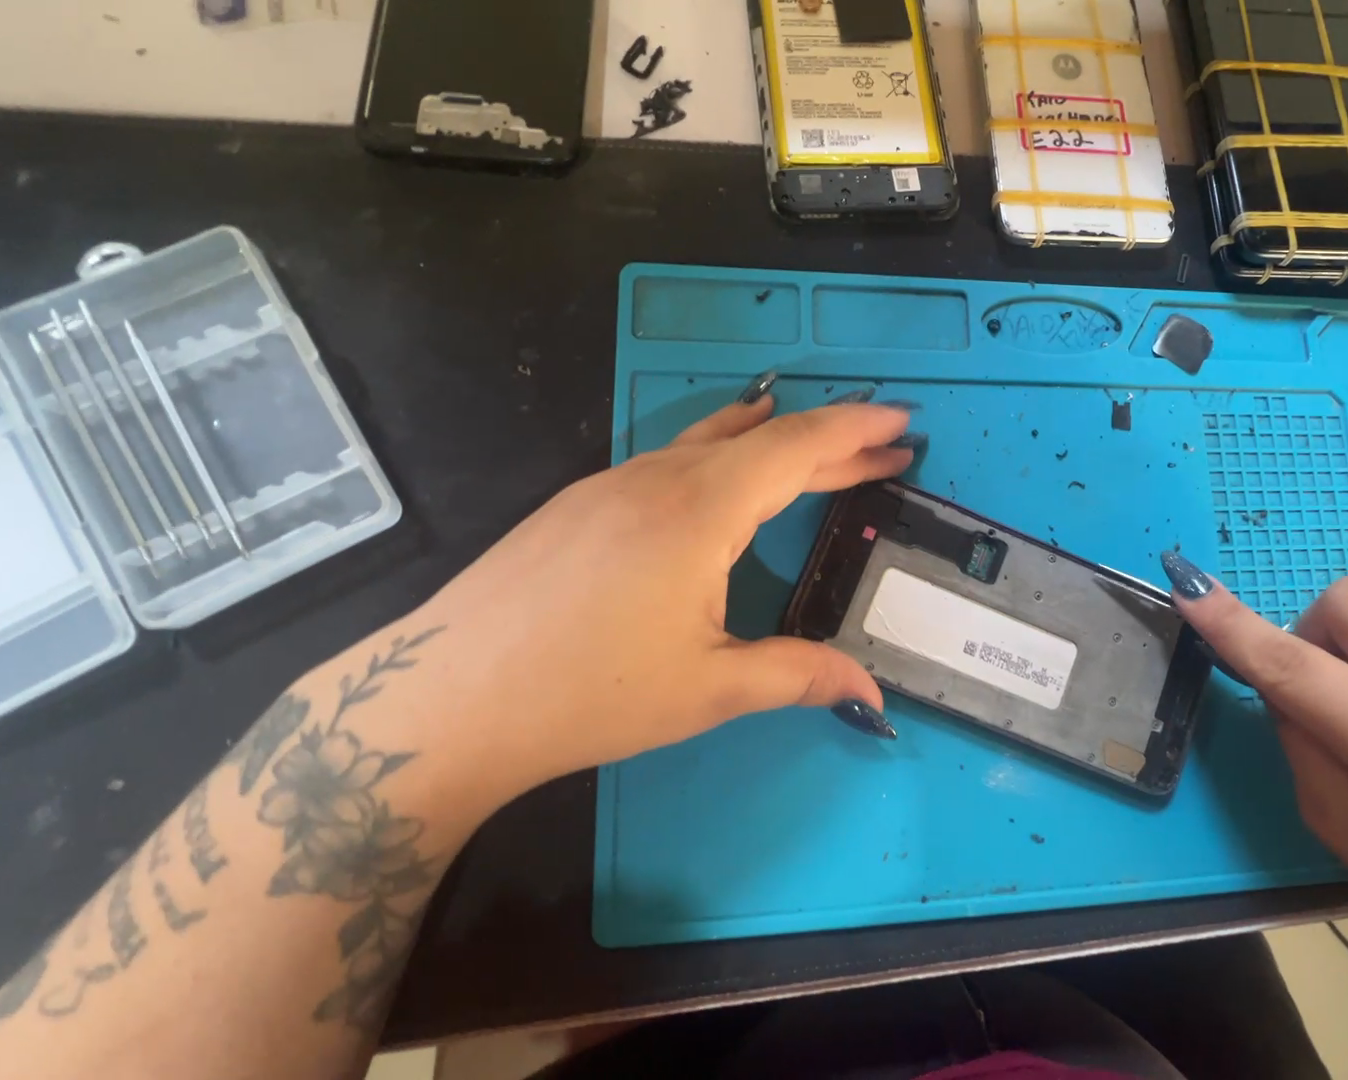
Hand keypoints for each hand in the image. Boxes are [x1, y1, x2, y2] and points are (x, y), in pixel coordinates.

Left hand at [404, 381, 917, 809]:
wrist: (448, 699)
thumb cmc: (588, 695)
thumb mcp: (709, 689)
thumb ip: (799, 675)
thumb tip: (870, 692)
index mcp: (700, 512)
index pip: (795, 448)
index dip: (854, 429)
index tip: (899, 420)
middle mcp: (657, 478)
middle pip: (761, 440)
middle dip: (830, 442)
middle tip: (884, 448)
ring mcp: (610, 485)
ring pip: (711, 445)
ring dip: (774, 449)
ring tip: (819, 453)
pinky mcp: (580, 503)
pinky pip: (670, 459)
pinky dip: (722, 457)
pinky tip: (724, 476)